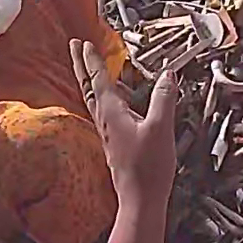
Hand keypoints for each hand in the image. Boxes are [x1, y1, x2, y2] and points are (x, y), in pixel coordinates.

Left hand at [71, 38, 175, 206]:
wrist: (140, 199)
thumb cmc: (148, 168)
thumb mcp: (161, 128)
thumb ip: (164, 98)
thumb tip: (168, 74)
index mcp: (111, 112)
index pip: (99, 79)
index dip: (93, 59)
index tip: (84, 42)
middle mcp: (105, 120)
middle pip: (88, 86)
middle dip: (82, 64)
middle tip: (74, 46)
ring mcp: (108, 131)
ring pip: (94, 97)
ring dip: (90, 78)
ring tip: (89, 65)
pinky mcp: (115, 140)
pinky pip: (104, 110)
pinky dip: (103, 96)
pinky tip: (112, 99)